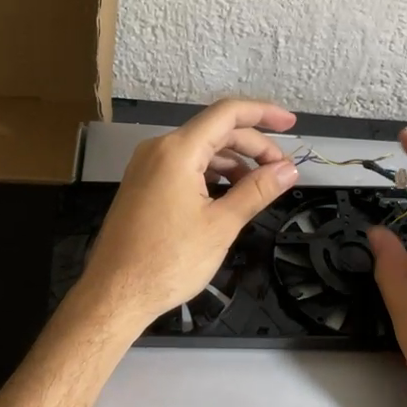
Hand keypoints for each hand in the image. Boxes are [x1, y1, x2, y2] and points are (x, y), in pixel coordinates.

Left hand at [71, 99, 299, 332]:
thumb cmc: (167, 261)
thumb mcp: (221, 225)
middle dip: (253, 146)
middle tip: (282, 171)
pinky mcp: (142, 184)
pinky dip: (211, 174)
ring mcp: (146, 166)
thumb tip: (289, 170)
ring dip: (233, 162)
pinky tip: (230, 195)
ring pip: (199, 150)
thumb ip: (257, 191)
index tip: (290, 124)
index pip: (227, 114)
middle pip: (215, 131)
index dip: (263, 113)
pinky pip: (183, 166)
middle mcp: (158, 149)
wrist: (115, 293)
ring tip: (260, 187)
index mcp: (177, 151)